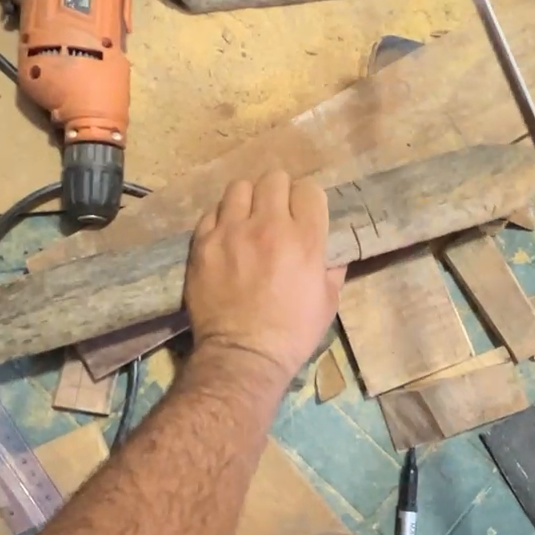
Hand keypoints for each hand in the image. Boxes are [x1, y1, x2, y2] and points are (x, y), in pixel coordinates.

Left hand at [184, 171, 346, 383]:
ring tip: (247, 218)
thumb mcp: (328, 301)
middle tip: (275, 212)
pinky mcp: (203, 244)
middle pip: (273, 179)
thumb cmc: (293, 333)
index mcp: (304, 239)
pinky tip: (226, 236)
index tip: (303, 214)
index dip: (308, 200)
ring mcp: (231, 232)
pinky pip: (212, 213)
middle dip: (278, 192)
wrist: (243, 355)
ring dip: (247, 200)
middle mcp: (268, 226)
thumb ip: (331, 267)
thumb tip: (331, 250)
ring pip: (239, 188)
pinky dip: (221, 220)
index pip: (309, 190)